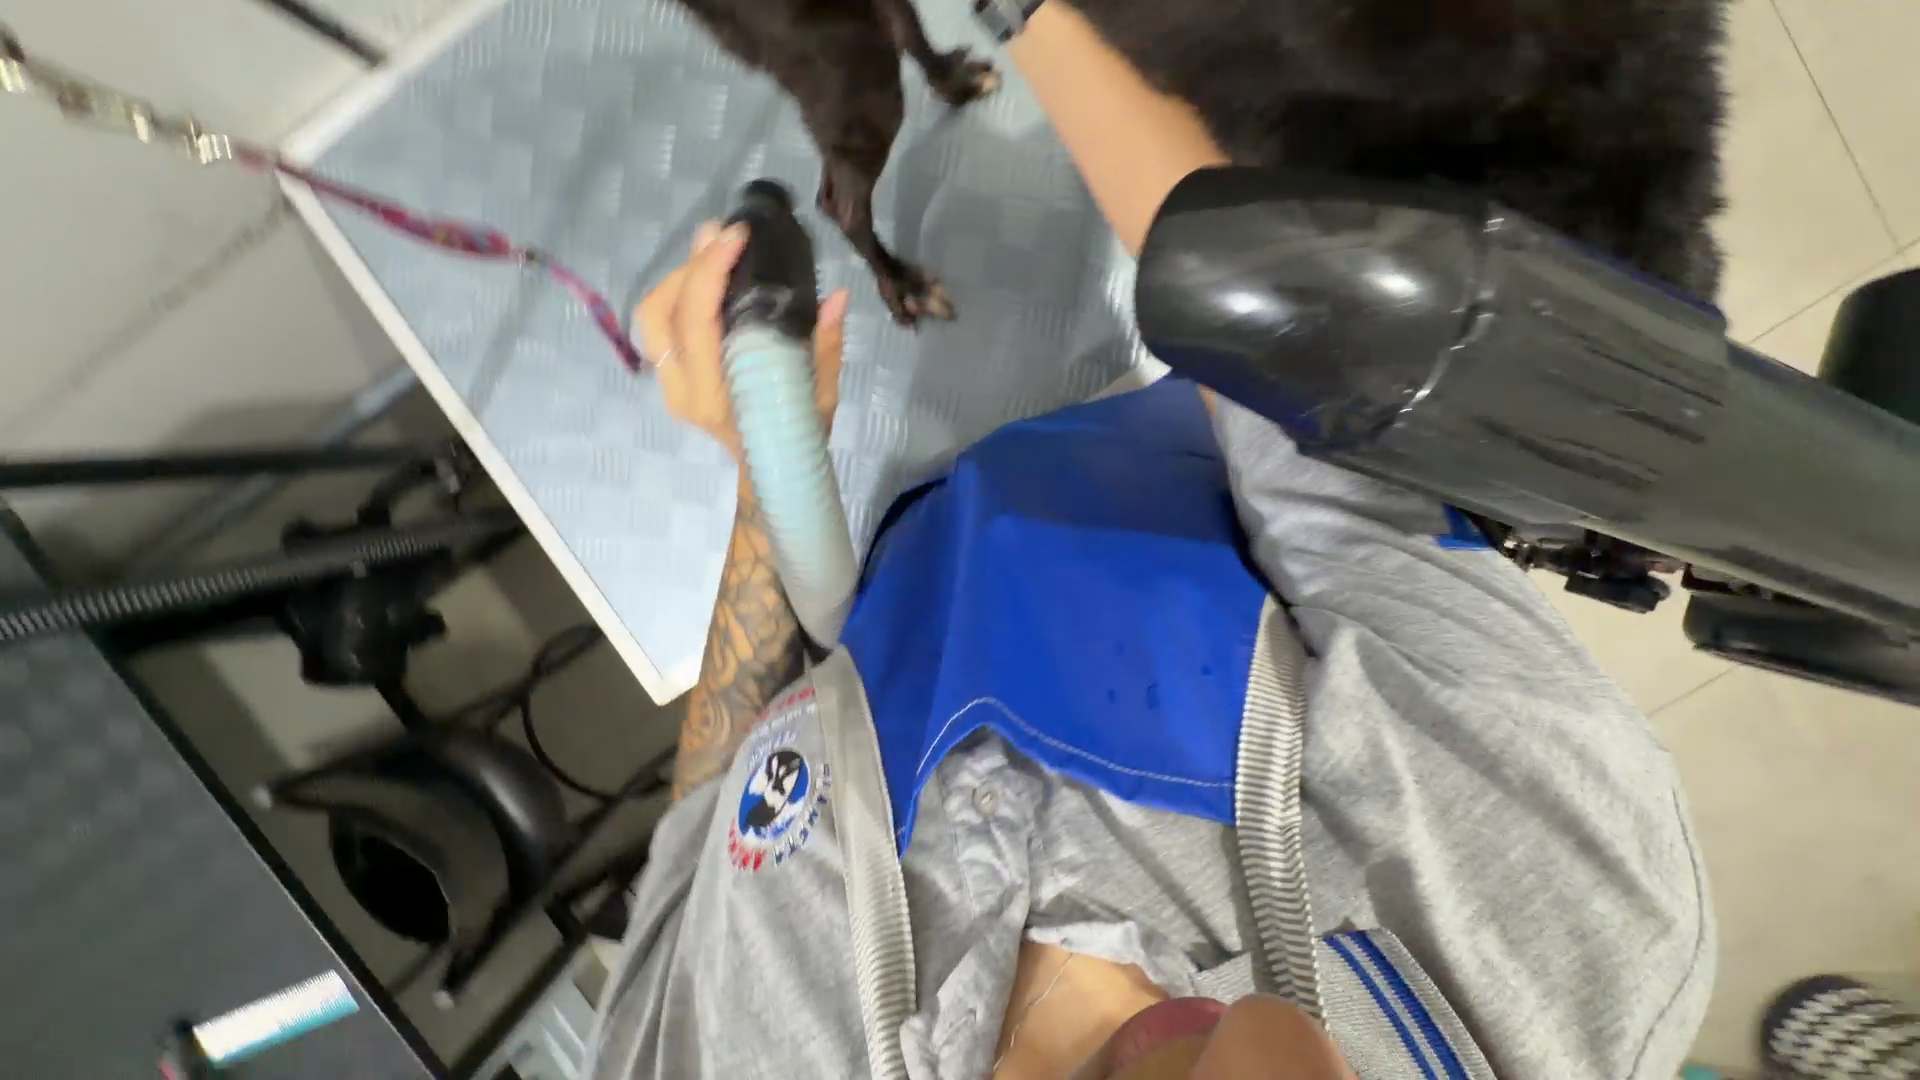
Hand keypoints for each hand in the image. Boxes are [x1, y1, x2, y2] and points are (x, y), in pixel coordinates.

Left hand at [635, 221, 849, 460]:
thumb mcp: (820, 399)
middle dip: (690, 266)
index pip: (695, 322)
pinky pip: (658, 329)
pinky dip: (676, 296)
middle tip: (722, 237)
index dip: (709, 271)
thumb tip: (836, 296)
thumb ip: (825, 349)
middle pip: (661, 312)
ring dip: (678, 278)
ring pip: (651, 317)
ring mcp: (670, 386)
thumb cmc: (798, 439)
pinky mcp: (670, 379)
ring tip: (712, 253)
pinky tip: (706, 280)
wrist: (773, 474)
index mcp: (714, 397)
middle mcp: (681, 391)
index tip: (736, 236)